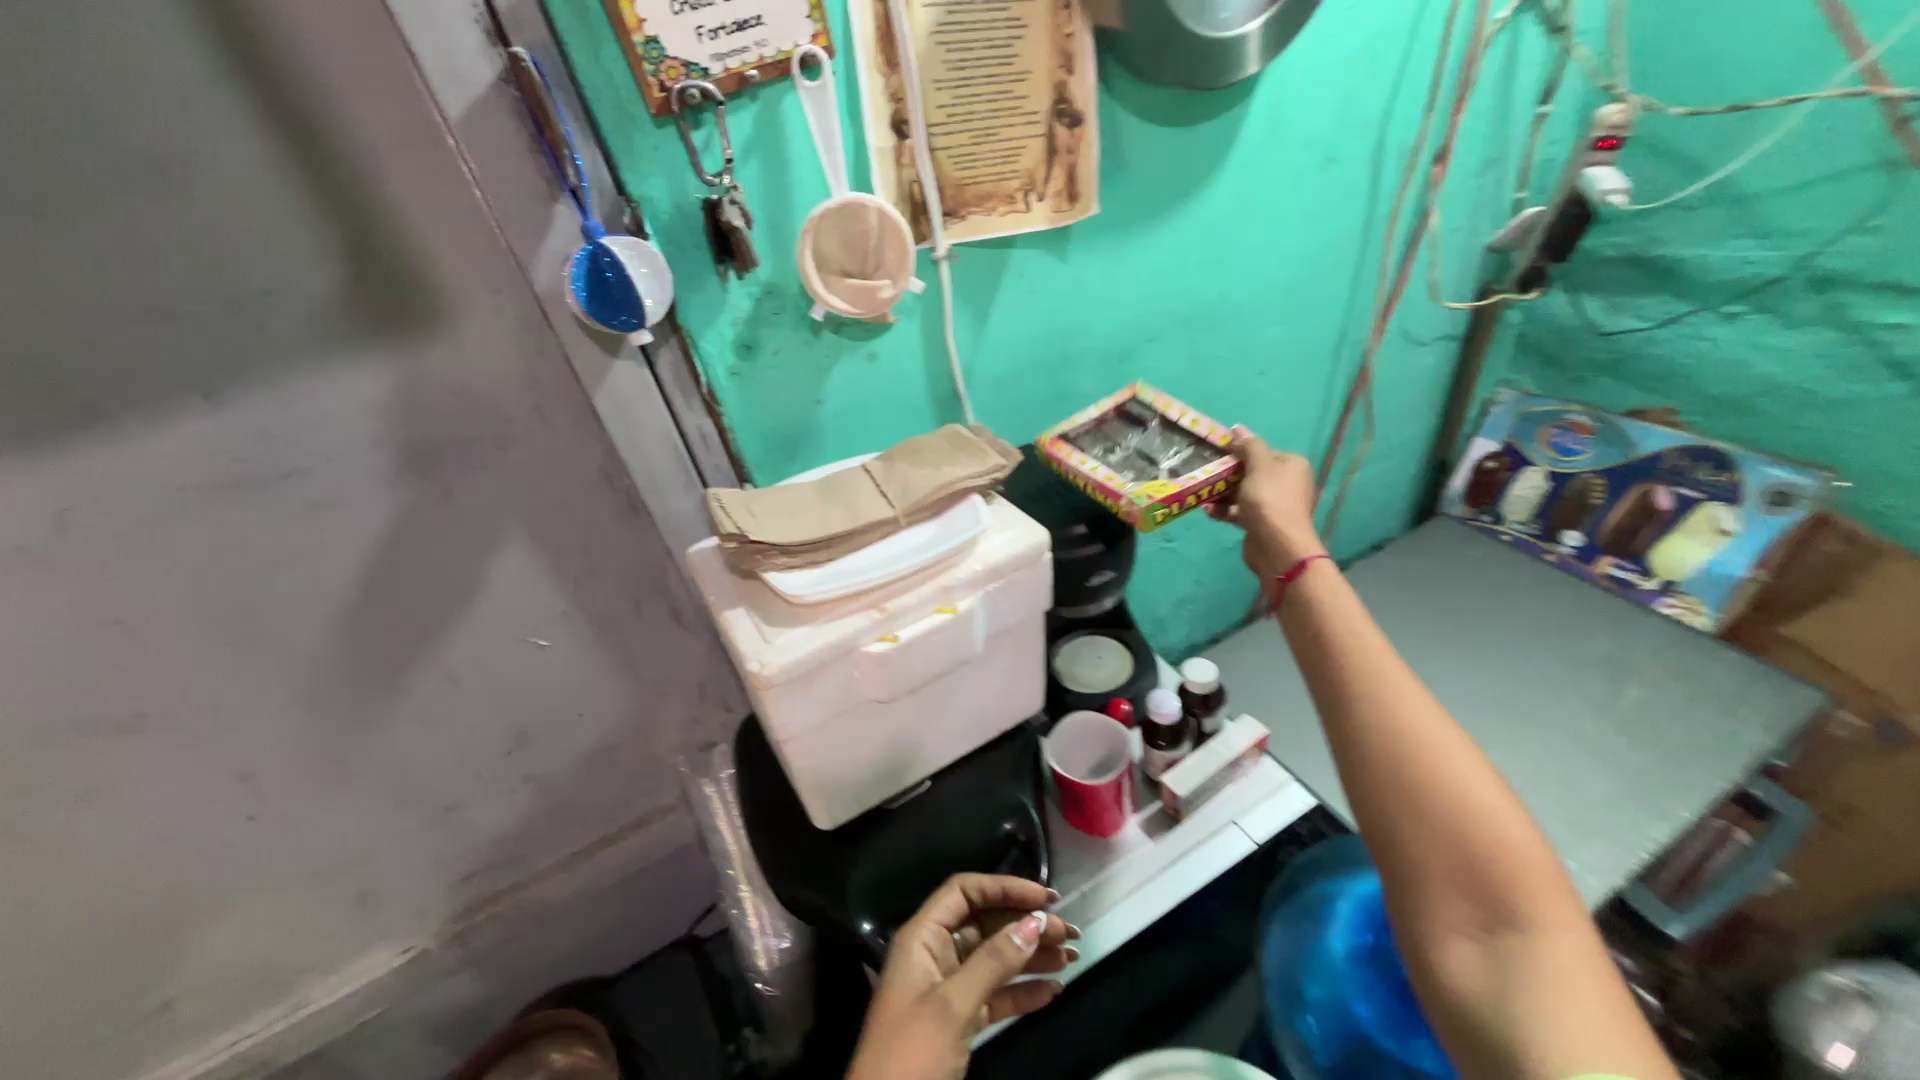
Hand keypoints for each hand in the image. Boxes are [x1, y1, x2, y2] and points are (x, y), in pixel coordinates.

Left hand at [844, 874, 1079, 1079]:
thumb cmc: (910, 1053)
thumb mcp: (952, 1005)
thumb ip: (993, 961)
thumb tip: (1034, 923)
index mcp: (922, 937)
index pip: (965, 892)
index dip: (1005, 888)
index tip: (1046, 899)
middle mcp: (935, 954)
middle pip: (985, 924)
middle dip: (1027, 925)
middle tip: (1070, 933)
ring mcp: (948, 988)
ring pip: (995, 959)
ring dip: (1032, 957)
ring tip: (1072, 957)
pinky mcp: (959, 1021)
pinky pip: (996, 994)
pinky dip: (1023, 992)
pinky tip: (1053, 991)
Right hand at [1208, 426, 1323, 580]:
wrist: (1276, 545)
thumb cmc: (1269, 499)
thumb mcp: (1259, 465)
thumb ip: (1248, 445)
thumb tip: (1238, 428)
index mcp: (1292, 465)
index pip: (1264, 452)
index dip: (1241, 452)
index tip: (1220, 454)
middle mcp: (1286, 483)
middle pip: (1252, 472)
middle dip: (1228, 474)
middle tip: (1208, 473)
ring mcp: (1274, 505)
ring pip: (1243, 493)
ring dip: (1222, 493)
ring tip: (1204, 493)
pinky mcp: (1261, 523)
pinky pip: (1240, 511)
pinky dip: (1225, 510)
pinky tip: (1208, 511)